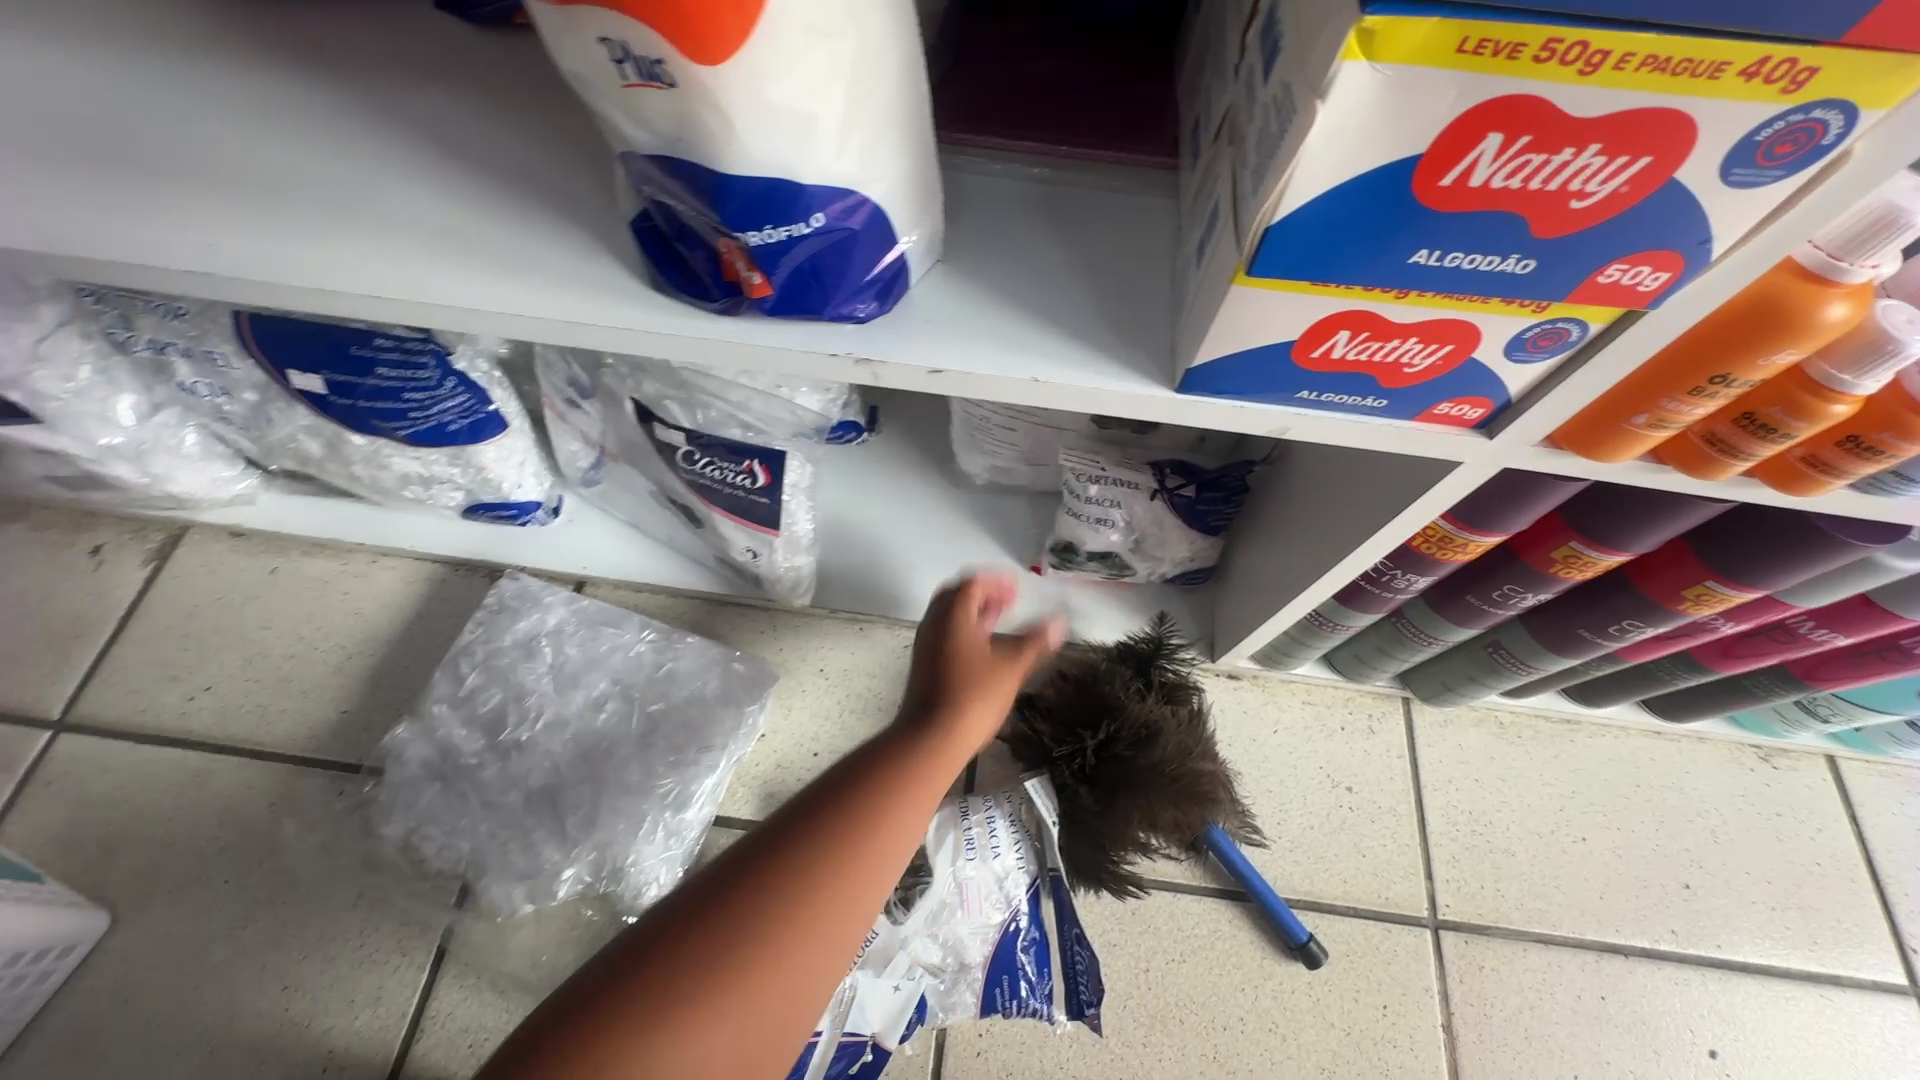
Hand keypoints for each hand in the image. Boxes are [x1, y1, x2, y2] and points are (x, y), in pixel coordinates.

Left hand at [897, 572, 1064, 752]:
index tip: (1017, 588)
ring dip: (973, 612)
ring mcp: (925, 646)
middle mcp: (934, 624)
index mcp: (952, 616)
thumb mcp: (1011, 668)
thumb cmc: (972, 697)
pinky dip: (964, 630)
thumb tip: (1059, 622)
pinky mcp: (924, 666)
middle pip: (956, 596)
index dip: (996, 581)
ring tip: (1000, 621)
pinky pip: (944, 634)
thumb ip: (1035, 642)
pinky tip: (984, 650)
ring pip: (948, 616)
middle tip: (1009, 601)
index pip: (972, 584)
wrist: (930, 739)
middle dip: (983, 594)